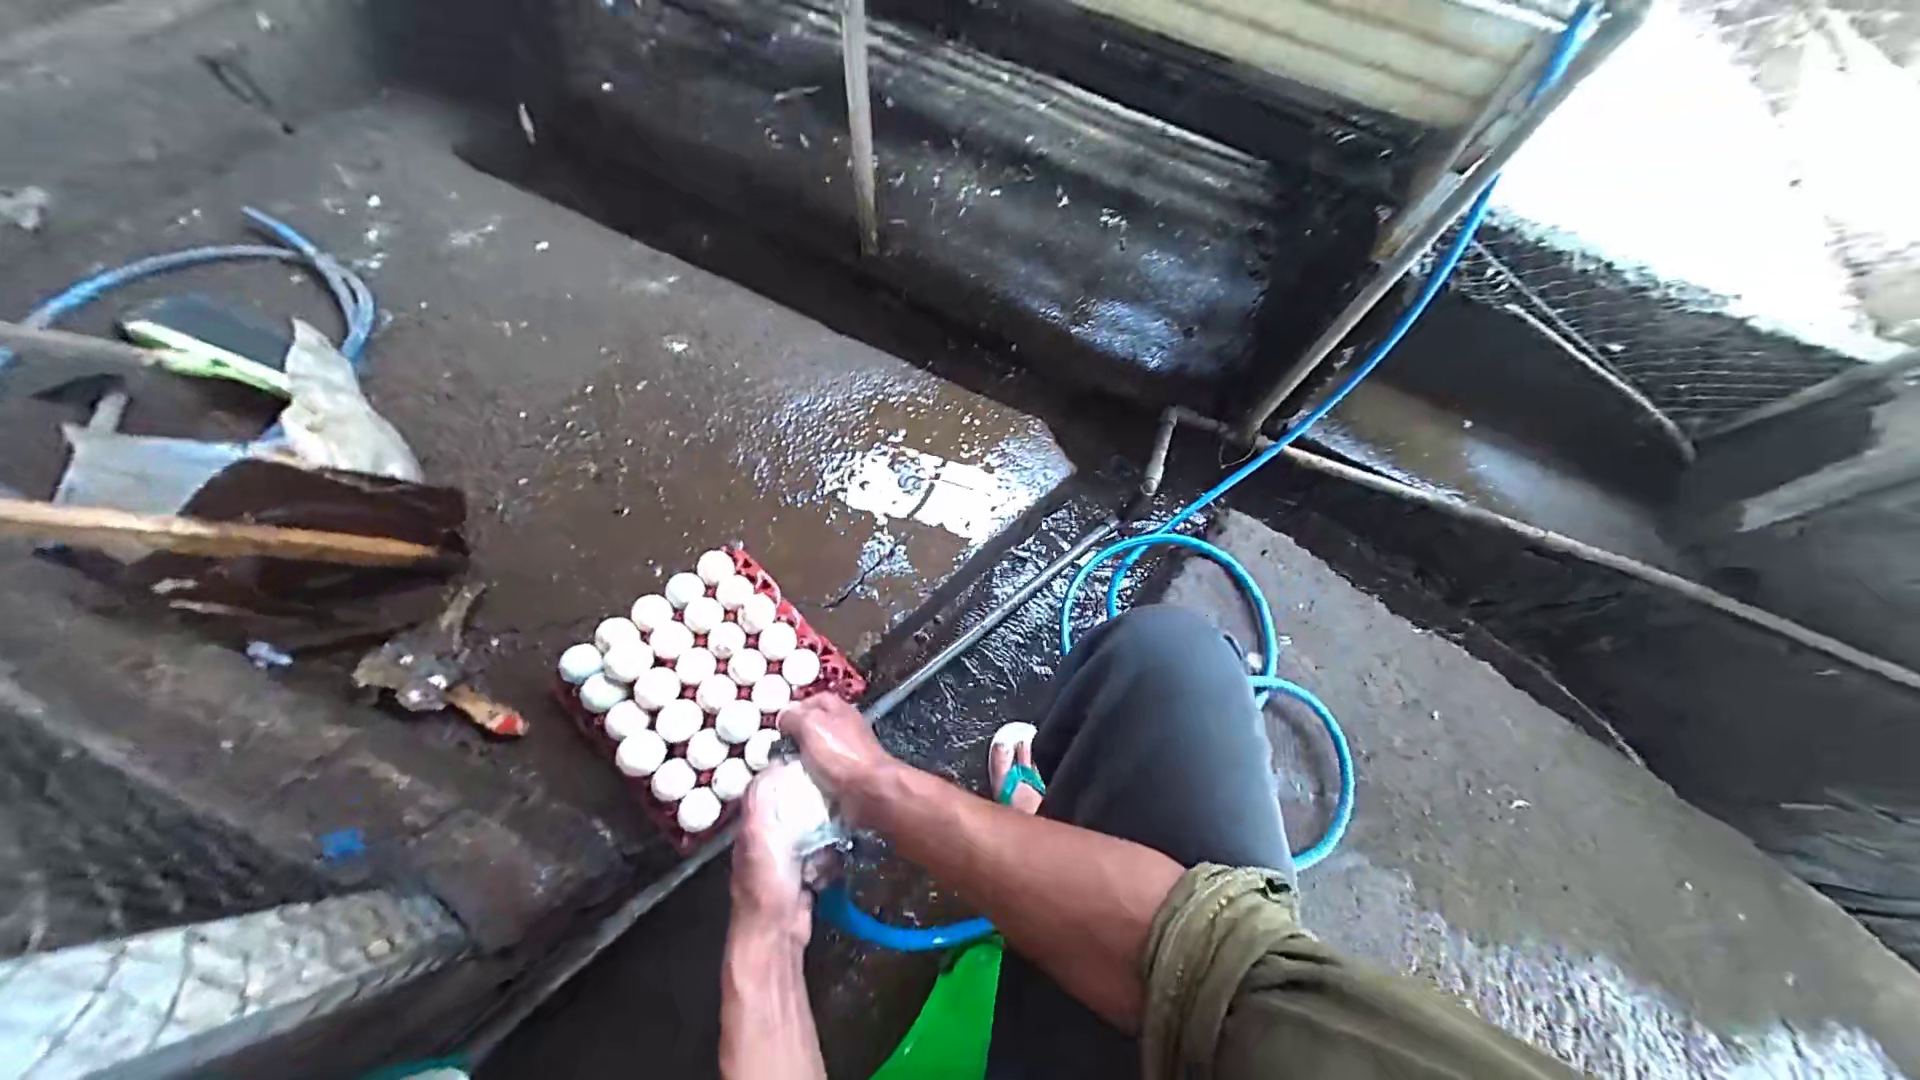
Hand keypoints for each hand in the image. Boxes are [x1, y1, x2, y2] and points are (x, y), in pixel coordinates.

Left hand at [731, 763, 813, 943]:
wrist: (774, 936)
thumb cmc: (766, 883)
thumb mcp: (760, 833)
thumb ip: (763, 799)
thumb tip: (775, 763)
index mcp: (754, 821)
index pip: (775, 783)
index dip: (795, 773)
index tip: (819, 768)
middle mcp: (768, 834)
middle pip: (799, 804)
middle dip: (818, 805)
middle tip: (834, 806)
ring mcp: (787, 855)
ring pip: (815, 827)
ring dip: (826, 834)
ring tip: (829, 845)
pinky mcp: (804, 873)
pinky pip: (823, 852)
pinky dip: (829, 858)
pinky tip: (828, 867)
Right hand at [777, 693, 896, 816]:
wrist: (869, 790)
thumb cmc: (840, 754)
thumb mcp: (810, 725)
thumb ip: (794, 716)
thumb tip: (784, 715)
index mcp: (838, 708)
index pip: (813, 700)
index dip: (794, 710)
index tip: (778, 725)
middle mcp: (845, 727)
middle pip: (813, 728)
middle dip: (795, 739)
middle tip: (779, 751)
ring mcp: (848, 752)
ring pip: (816, 753)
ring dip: (801, 762)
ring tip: (786, 771)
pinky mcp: (848, 776)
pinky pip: (822, 774)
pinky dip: (811, 779)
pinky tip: (801, 786)